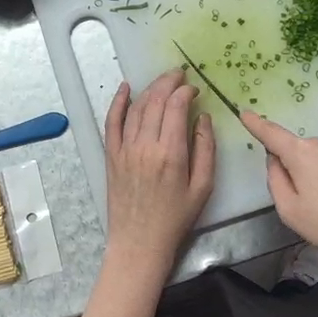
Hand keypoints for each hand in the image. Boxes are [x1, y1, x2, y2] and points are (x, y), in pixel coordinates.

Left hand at [102, 69, 214, 274]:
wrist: (139, 242)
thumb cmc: (176, 218)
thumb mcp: (202, 187)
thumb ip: (205, 149)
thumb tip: (203, 117)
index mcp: (171, 154)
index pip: (176, 107)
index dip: (186, 91)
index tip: (194, 89)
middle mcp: (145, 146)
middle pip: (155, 101)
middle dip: (168, 82)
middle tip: (179, 74)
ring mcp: (125, 149)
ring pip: (136, 108)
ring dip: (149, 89)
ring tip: (163, 80)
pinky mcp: (111, 155)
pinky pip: (112, 122)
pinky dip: (118, 102)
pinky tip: (125, 88)